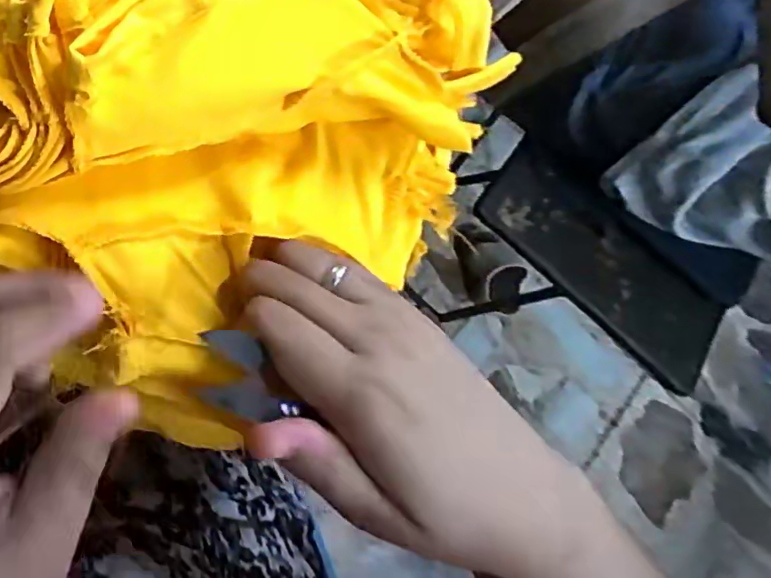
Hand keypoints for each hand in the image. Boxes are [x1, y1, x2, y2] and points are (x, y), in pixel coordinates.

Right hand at [238, 242, 659, 577]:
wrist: (527, 496)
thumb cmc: (438, 509)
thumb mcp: (373, 511)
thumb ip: (312, 462)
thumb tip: (251, 430)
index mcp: (360, 392)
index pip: (274, 321)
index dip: (243, 324)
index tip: (242, 348)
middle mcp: (375, 339)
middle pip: (286, 280)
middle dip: (251, 286)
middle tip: (243, 314)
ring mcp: (396, 315)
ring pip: (314, 258)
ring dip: (278, 262)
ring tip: (266, 286)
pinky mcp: (410, 307)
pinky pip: (347, 263)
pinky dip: (313, 258)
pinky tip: (303, 275)